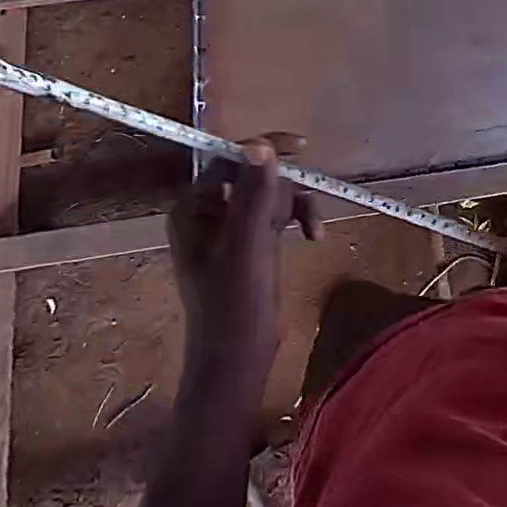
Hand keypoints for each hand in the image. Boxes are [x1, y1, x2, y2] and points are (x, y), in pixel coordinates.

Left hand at [167, 135, 320, 377]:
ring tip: (310, 231)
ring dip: (295, 206)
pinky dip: (299, 219)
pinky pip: (280, 212)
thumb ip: (254, 195)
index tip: (299, 148)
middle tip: (297, 213)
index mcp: (193, 207)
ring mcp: (233, 225)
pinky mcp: (254, 239)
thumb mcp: (246, 246)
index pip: (229, 159)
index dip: (262, 150)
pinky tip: (313, 237)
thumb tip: (262, 146)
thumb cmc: (234, 307)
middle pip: (255, 174)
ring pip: (272, 192)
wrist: (241, 360)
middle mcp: (209, 210)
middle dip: (281, 191)